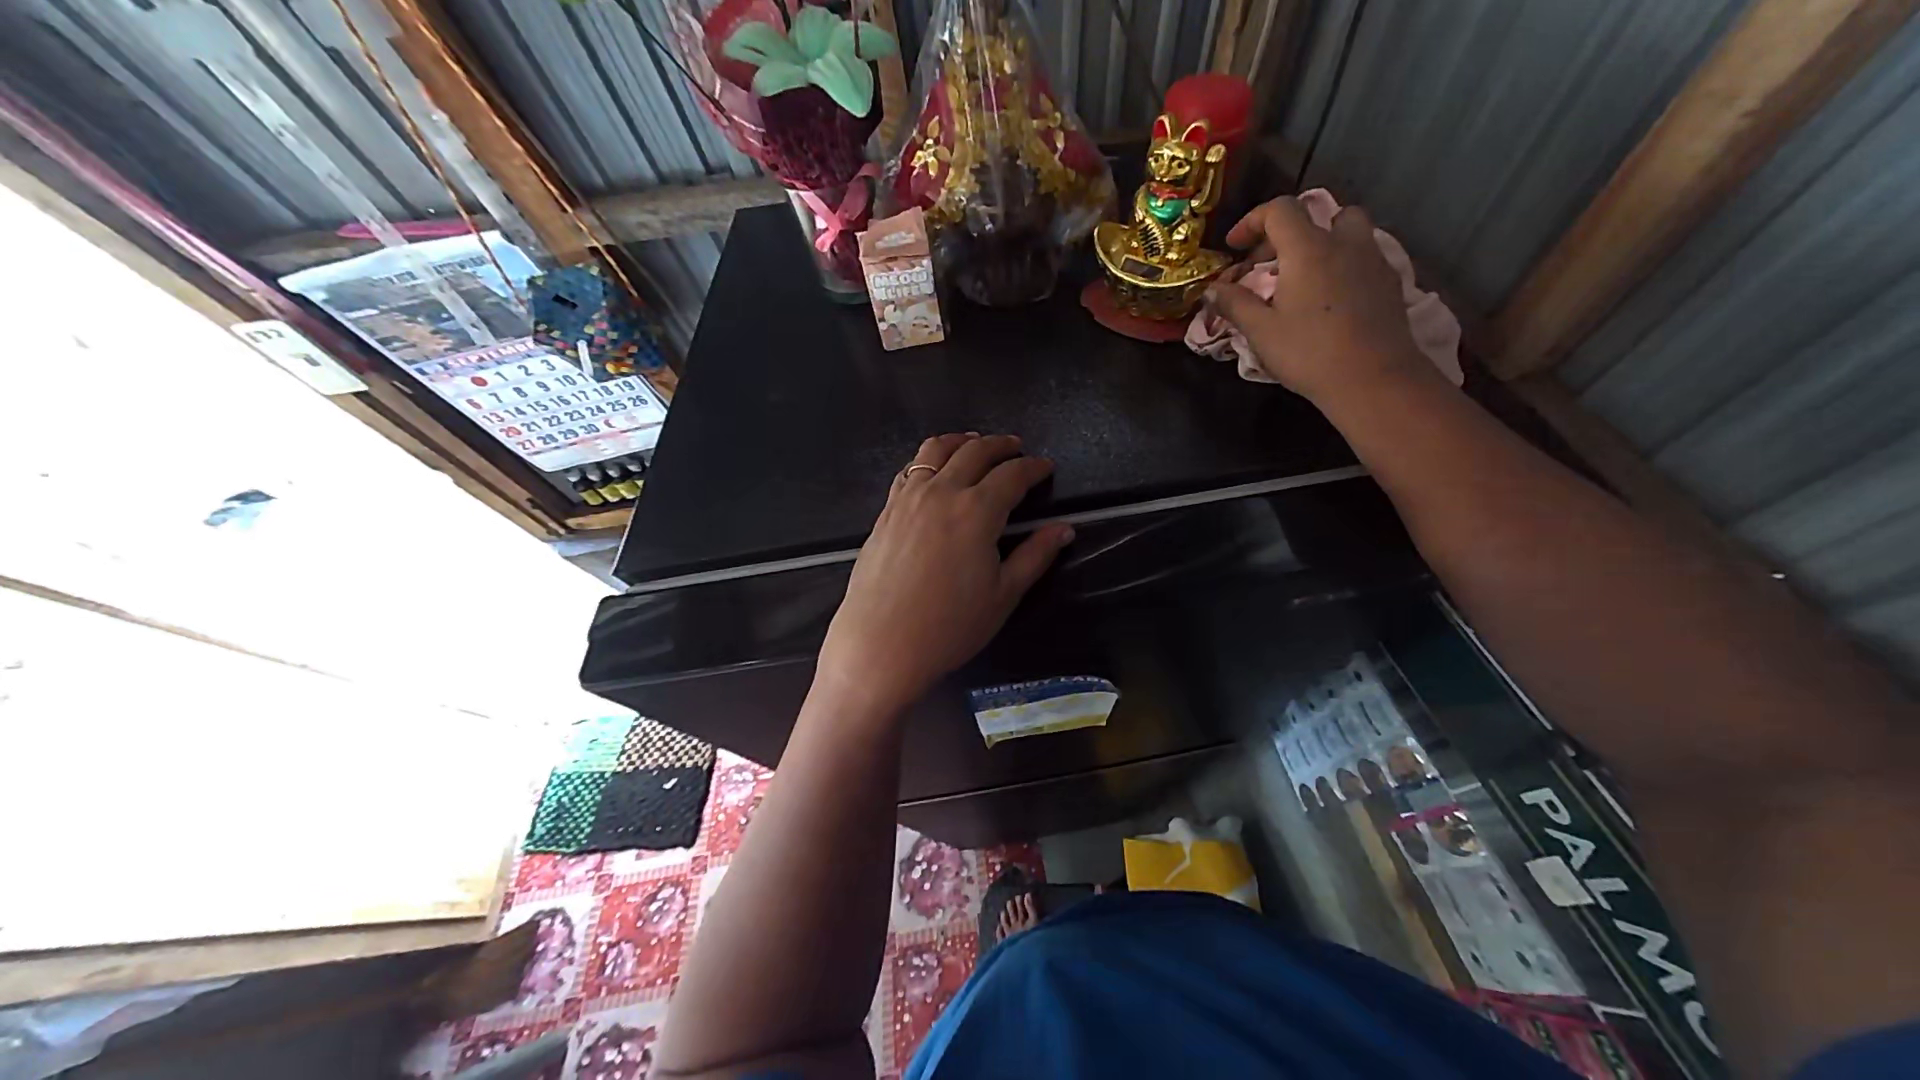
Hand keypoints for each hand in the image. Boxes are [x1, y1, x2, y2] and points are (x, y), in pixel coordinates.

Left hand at [816, 433, 1073, 716]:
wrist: (881, 646)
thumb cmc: (949, 627)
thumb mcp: (1003, 595)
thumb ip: (1035, 555)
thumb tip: (1064, 530)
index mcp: (977, 511)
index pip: (1012, 475)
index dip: (1033, 468)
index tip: (1045, 467)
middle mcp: (941, 493)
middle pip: (974, 452)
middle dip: (1001, 445)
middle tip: (1016, 448)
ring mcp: (908, 499)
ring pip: (935, 451)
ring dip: (961, 442)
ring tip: (974, 443)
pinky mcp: (885, 512)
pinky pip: (908, 470)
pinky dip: (928, 459)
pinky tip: (933, 470)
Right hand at [1204, 197, 1437, 404]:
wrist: (1373, 379)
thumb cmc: (1309, 353)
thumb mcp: (1261, 332)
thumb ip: (1234, 304)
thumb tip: (1212, 290)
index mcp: (1308, 249)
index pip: (1279, 210)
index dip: (1251, 221)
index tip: (1234, 246)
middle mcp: (1343, 242)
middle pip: (1314, 215)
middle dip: (1284, 234)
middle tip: (1264, 267)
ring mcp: (1372, 258)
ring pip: (1347, 227)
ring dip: (1321, 239)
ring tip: (1302, 272)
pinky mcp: (1389, 280)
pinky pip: (1363, 253)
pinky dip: (1341, 260)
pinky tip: (1329, 294)